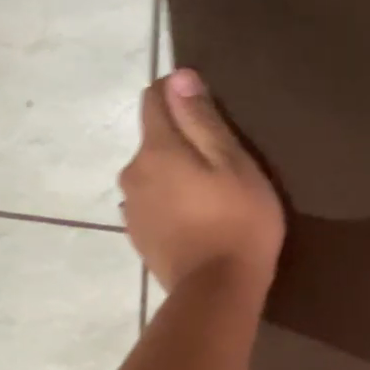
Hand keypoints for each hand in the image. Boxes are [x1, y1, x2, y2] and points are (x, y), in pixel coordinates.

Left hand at [120, 69, 284, 292]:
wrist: (217, 291)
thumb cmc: (238, 221)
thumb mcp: (234, 164)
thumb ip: (203, 120)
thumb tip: (179, 78)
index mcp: (157, 149)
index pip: (154, 99)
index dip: (178, 91)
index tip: (208, 101)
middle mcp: (133, 172)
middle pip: (155, 138)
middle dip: (182, 138)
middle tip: (224, 157)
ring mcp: (132, 206)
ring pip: (154, 172)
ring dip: (177, 172)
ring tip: (214, 190)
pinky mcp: (139, 234)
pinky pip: (155, 201)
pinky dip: (173, 200)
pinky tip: (200, 216)